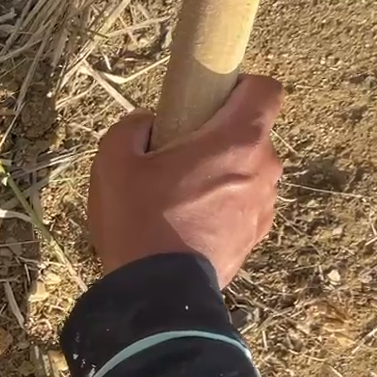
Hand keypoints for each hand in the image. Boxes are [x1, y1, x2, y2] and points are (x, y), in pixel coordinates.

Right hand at [87, 75, 283, 287]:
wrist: (158, 289)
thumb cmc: (139, 219)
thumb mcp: (112, 165)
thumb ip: (128, 130)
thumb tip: (145, 123)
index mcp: (237, 139)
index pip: (264, 89)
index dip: (238, 88)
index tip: (206, 102)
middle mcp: (264, 166)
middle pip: (247, 136)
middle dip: (213, 141)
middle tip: (169, 162)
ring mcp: (264, 204)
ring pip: (243, 175)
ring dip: (215, 179)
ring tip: (171, 203)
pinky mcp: (255, 236)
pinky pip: (238, 208)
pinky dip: (216, 210)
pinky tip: (180, 228)